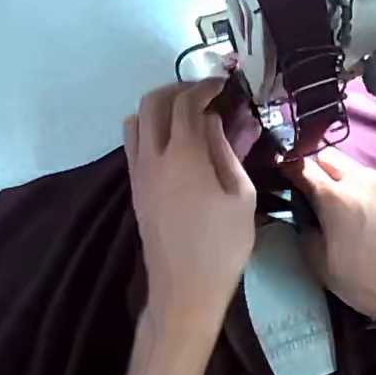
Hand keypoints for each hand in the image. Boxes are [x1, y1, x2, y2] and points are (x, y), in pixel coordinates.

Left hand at [125, 79, 256, 339]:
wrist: (185, 289)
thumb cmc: (223, 244)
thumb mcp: (241, 195)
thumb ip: (227, 151)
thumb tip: (218, 121)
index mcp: (185, 155)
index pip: (187, 103)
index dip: (206, 87)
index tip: (224, 86)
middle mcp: (153, 157)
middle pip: (153, 102)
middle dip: (178, 89)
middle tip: (204, 95)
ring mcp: (139, 172)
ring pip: (136, 121)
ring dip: (159, 108)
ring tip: (187, 117)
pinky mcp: (135, 188)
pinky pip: (134, 144)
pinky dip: (151, 130)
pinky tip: (176, 144)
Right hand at [286, 146, 375, 345]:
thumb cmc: (369, 284)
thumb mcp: (322, 267)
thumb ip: (306, 234)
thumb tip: (304, 216)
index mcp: (335, 198)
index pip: (303, 167)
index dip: (293, 171)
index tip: (291, 177)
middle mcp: (364, 180)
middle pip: (332, 157)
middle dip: (323, 171)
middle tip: (327, 198)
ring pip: (364, 172)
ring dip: (358, 186)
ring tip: (367, 216)